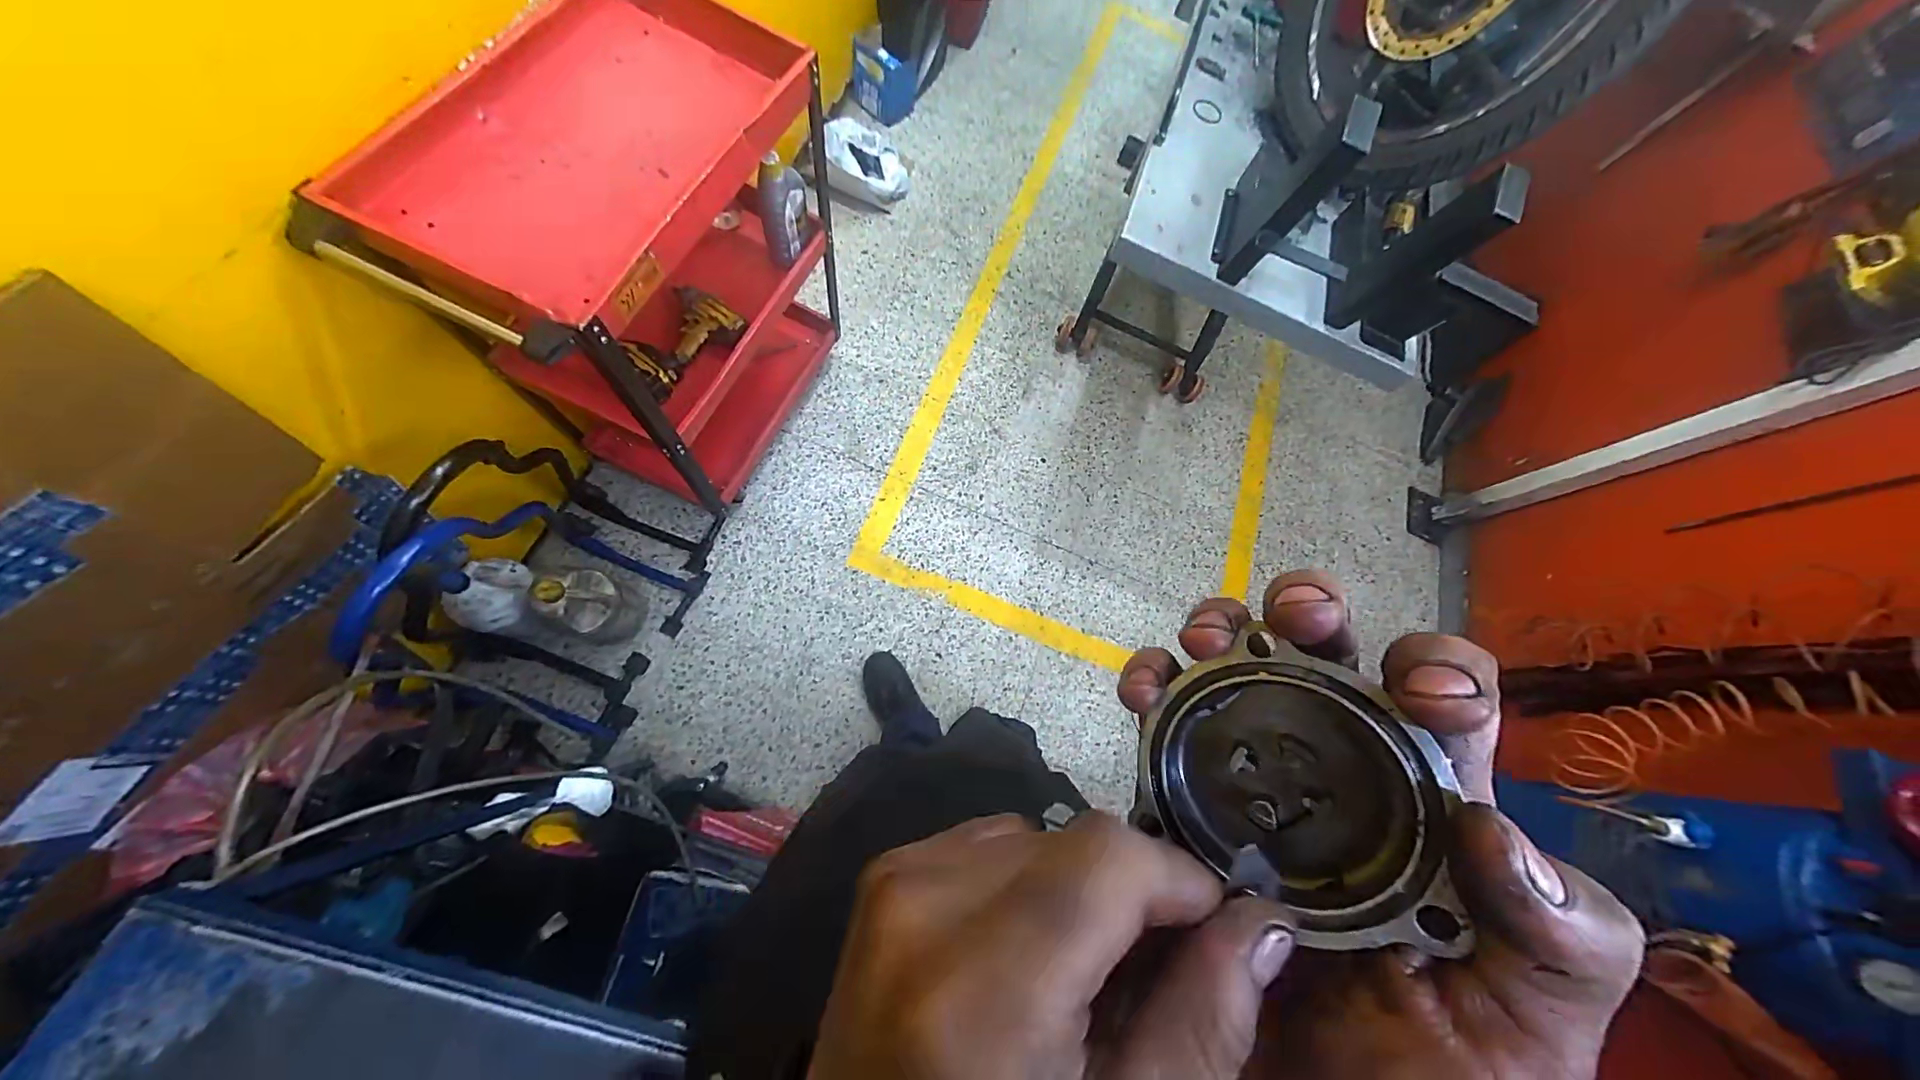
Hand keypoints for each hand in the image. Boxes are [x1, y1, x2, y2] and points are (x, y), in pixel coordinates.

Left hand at [809, 811, 1298, 1079]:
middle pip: (1072, 841)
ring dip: (1073, 886)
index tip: (1212, 927)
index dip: (1178, 879)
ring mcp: (894, 883)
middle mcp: (925, 907)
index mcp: (980, 987)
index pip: (1106, 854)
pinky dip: (1023, 881)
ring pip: (1033, 835)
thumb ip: (1199, 1024)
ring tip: (1072, 970)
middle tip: (1144, 969)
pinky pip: (985, 844)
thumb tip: (1264, 924)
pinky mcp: (883, 879)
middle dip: (1128, 892)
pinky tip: (1018, 950)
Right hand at [1117, 570, 1644, 1079]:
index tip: (1412, 692)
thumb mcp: (1533, 1024)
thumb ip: (1563, 940)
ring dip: (1219, 630)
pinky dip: (1151, 689)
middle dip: (1308, 608)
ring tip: (1200, 641)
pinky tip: (1143, 696)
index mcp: (1426, 797)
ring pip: (1238, 666)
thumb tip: (1489, 827)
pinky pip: (1166, 724)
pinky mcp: (1186, 798)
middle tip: (1295, 616)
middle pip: (1326, 650)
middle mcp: (1337, 766)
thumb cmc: (1429, 1073)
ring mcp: (1253, 773)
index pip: (1441, 694)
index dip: (1434, 666)